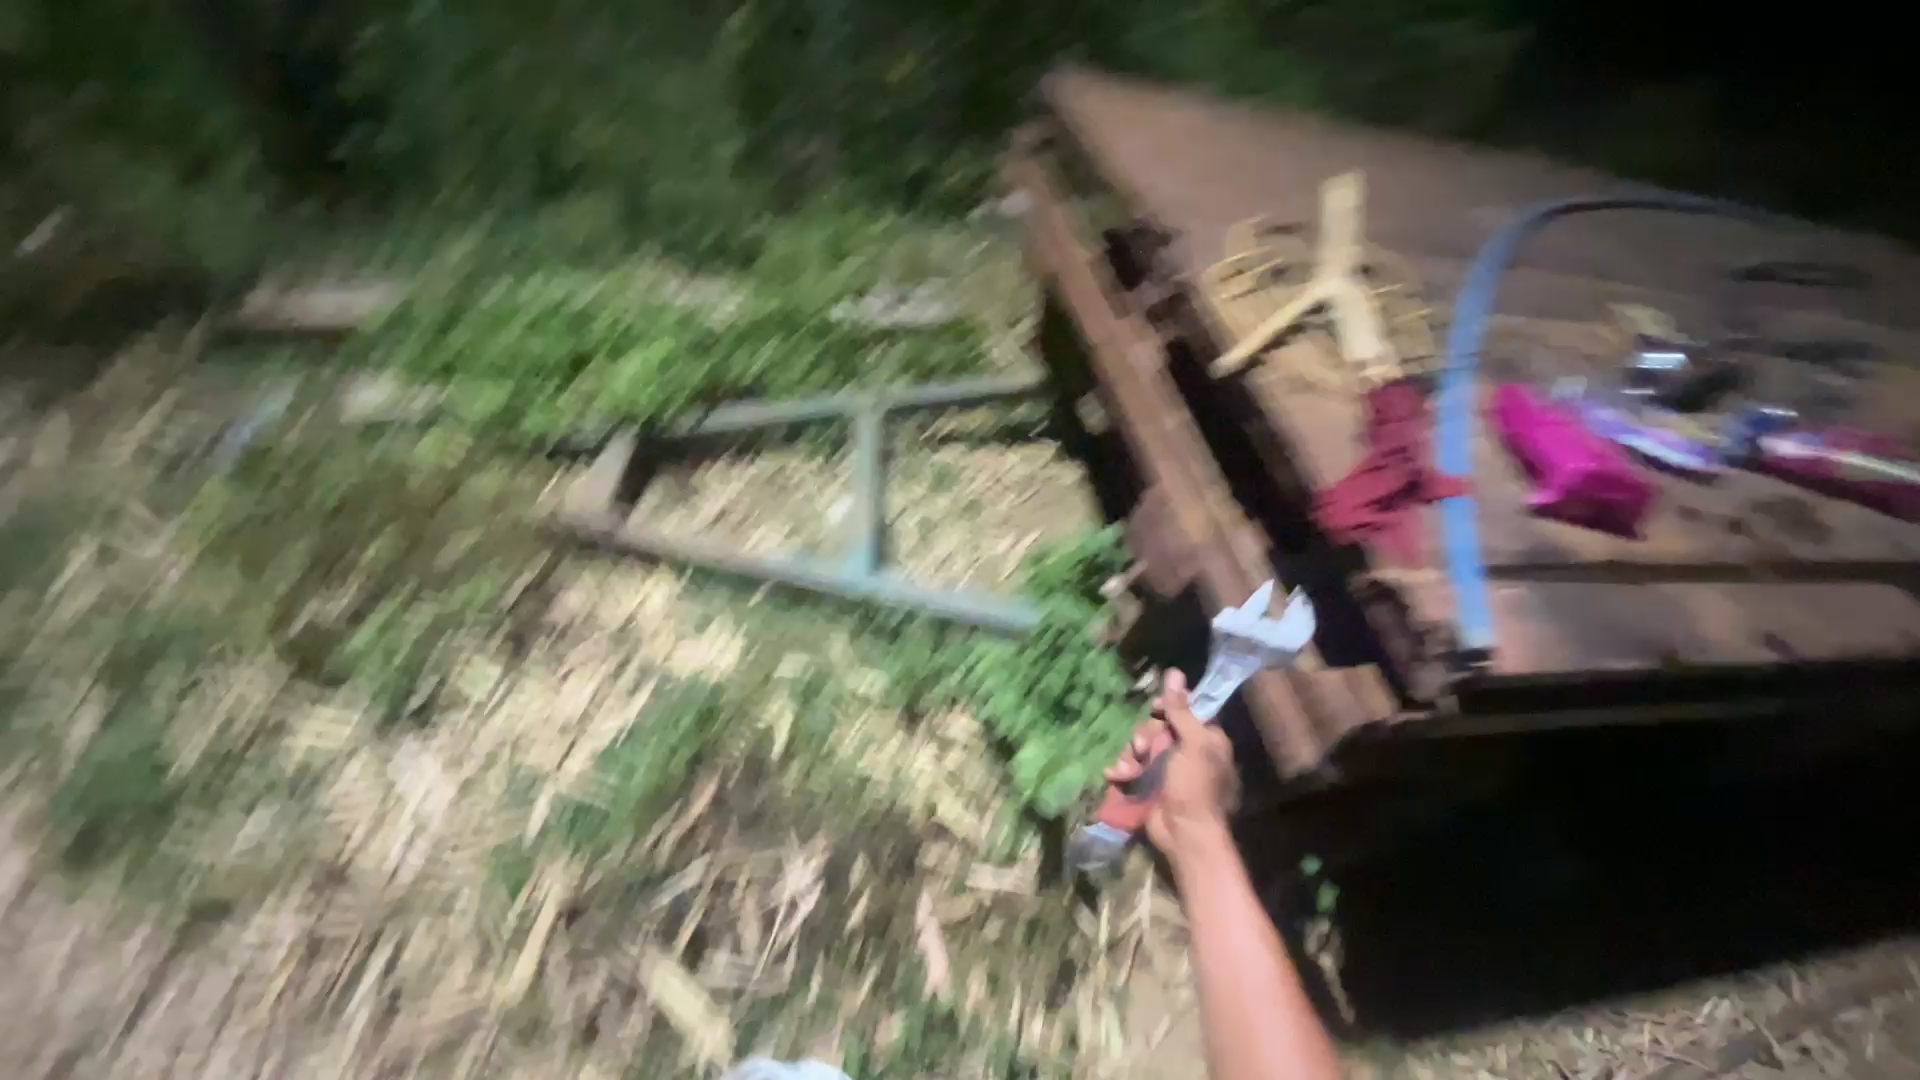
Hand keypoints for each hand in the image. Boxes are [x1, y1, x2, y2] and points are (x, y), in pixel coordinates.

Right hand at [1104, 668, 1238, 855]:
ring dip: (1130, 755)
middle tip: (1142, 748)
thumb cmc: (1195, 786)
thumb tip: (1174, 671)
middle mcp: (1186, 751)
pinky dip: (1123, 770)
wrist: (1184, 834)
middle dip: (1144, 736)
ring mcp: (1166, 770)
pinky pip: (1131, 768)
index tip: (1155, 710)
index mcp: (1205, 739)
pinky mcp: (1149, 786)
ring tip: (1129, 768)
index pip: (1183, 711)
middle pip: (1157, 728)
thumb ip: (1180, 709)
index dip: (1166, 708)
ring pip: (1140, 747)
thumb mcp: (1192, 744)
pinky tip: (1117, 775)